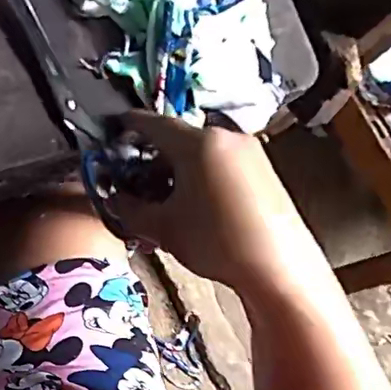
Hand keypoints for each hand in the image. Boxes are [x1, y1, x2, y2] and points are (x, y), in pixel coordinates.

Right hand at [112, 113, 323, 291]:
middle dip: (151, 160)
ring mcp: (248, 152)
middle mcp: (226, 137)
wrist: (277, 266)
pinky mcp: (262, 171)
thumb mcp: (163, 228)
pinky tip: (192, 207)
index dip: (127, 127)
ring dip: (175, 172)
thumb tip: (115, 199)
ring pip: (199, 153)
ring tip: (162, 203)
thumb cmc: (216, 241)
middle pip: (177, 140)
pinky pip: (220, 164)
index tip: (113, 133)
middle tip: (133, 184)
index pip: (152, 123)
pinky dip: (199, 178)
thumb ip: (130, 209)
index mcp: (198, 143)